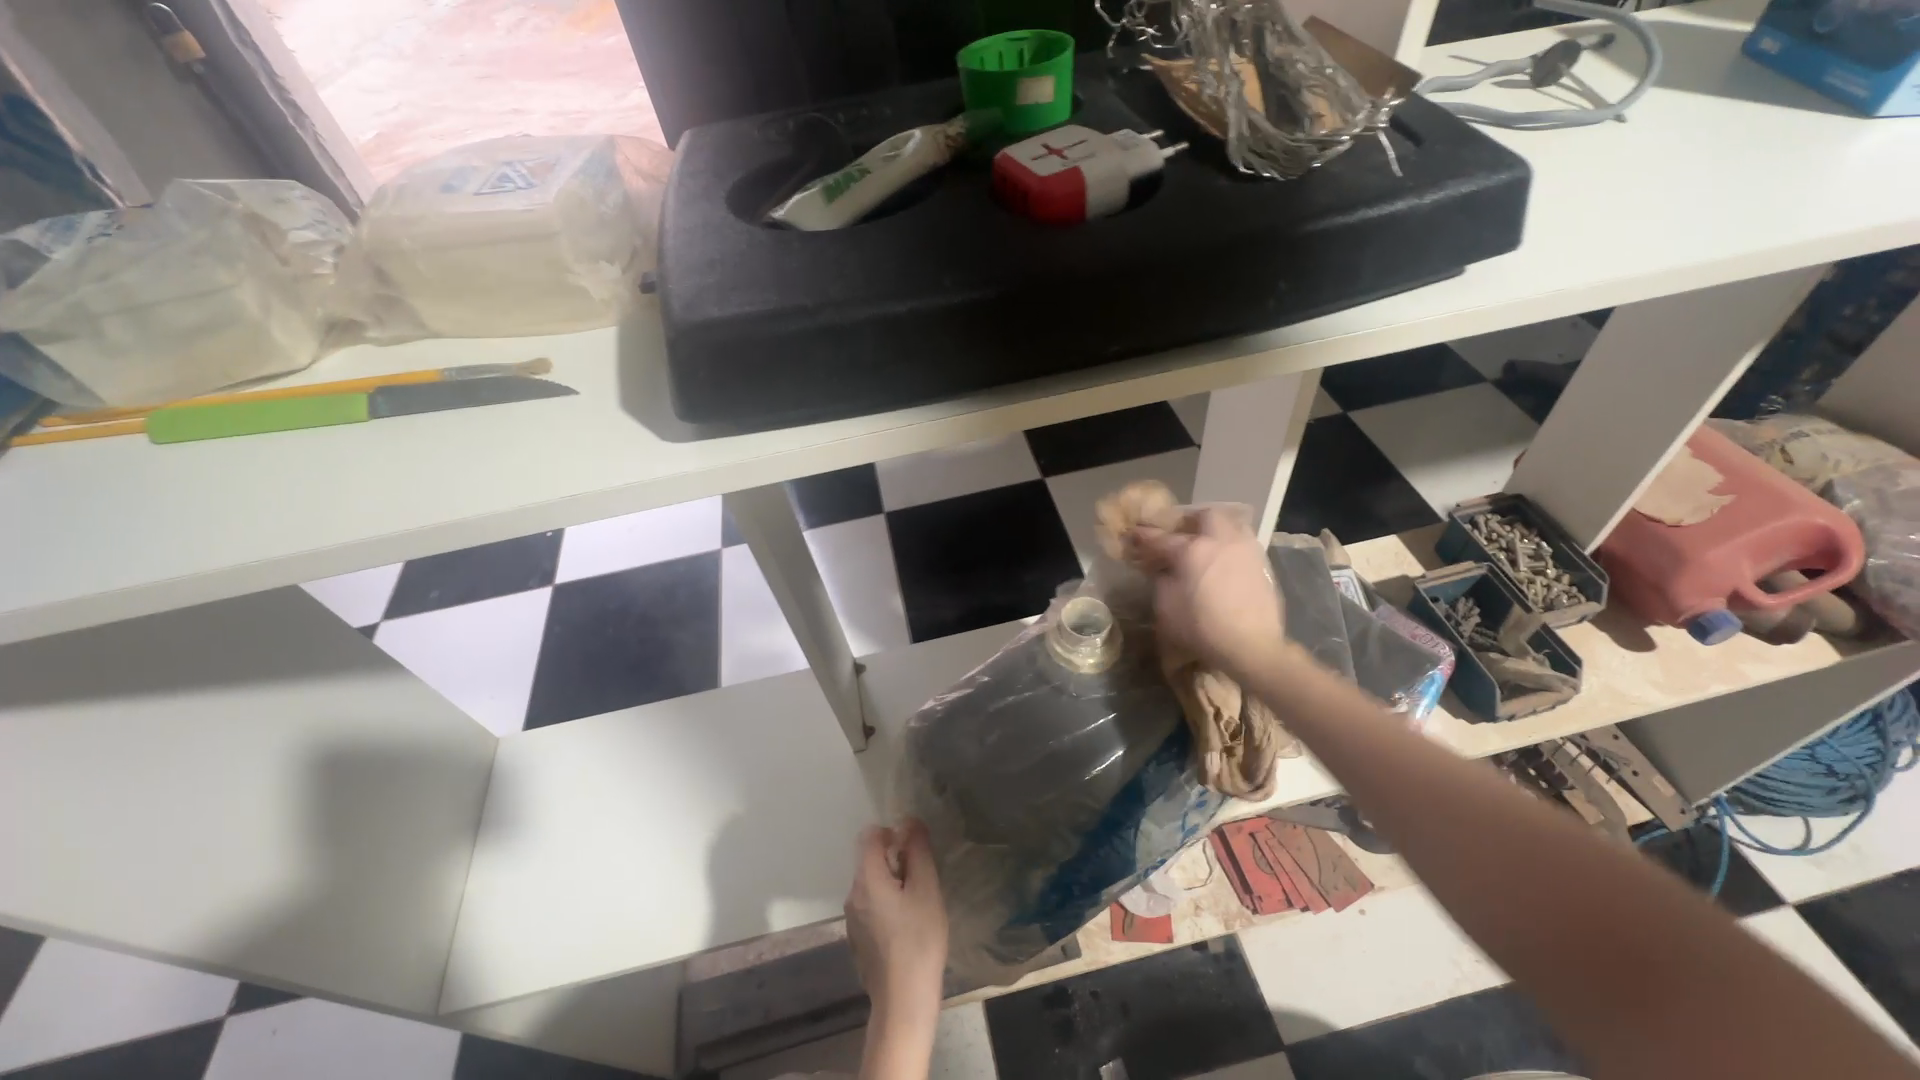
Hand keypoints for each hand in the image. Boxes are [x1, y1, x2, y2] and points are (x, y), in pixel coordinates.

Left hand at [845, 820, 947, 1015]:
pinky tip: (907, 928)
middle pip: (870, 860)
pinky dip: (888, 905)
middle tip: (923, 882)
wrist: (903, 999)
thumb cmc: (919, 940)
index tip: (916, 852)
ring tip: (918, 907)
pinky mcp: (858, 938)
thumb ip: (917, 852)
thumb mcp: (926, 890)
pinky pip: (871, 907)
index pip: (870, 835)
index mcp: (866, 879)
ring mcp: (852, 919)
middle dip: (896, 861)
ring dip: (893, 884)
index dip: (894, 834)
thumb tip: (909, 821)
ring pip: (872, 885)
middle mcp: (852, 895)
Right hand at [1126, 507, 1285, 678]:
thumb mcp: (1167, 608)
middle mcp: (1221, 541)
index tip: (1134, 535)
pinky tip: (1225, 564)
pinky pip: (1244, 544)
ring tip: (1207, 545)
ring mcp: (1246, 550)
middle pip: (1205, 516)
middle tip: (1180, 535)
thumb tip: (1163, 570)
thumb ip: (1161, 582)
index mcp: (1193, 550)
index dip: (1144, 536)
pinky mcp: (1263, 565)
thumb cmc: (1202, 628)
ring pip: (1232, 524)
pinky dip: (1231, 546)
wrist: (1251, 646)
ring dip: (1216, 530)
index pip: (1162, 538)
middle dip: (1190, 521)